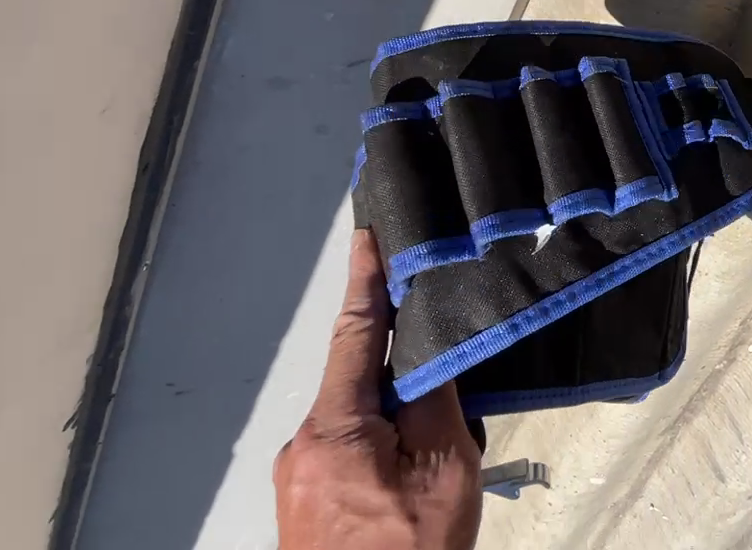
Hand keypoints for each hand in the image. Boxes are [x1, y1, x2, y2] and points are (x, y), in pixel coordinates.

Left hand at [274, 230, 481, 549]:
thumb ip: (434, 398)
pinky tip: (420, 439)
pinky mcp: (311, 498)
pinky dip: (388, 421)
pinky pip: (354, 436)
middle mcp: (306, 444)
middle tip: (444, 321)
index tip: (370, 233)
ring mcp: (303, 475)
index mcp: (335, 429)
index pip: (357, 334)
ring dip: (400, 393)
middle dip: (401, 346)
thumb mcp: (443, 467)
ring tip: (447, 406)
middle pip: (358, 371)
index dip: (368, 281)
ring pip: (361, 408)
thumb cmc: (412, 547)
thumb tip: (424, 352)